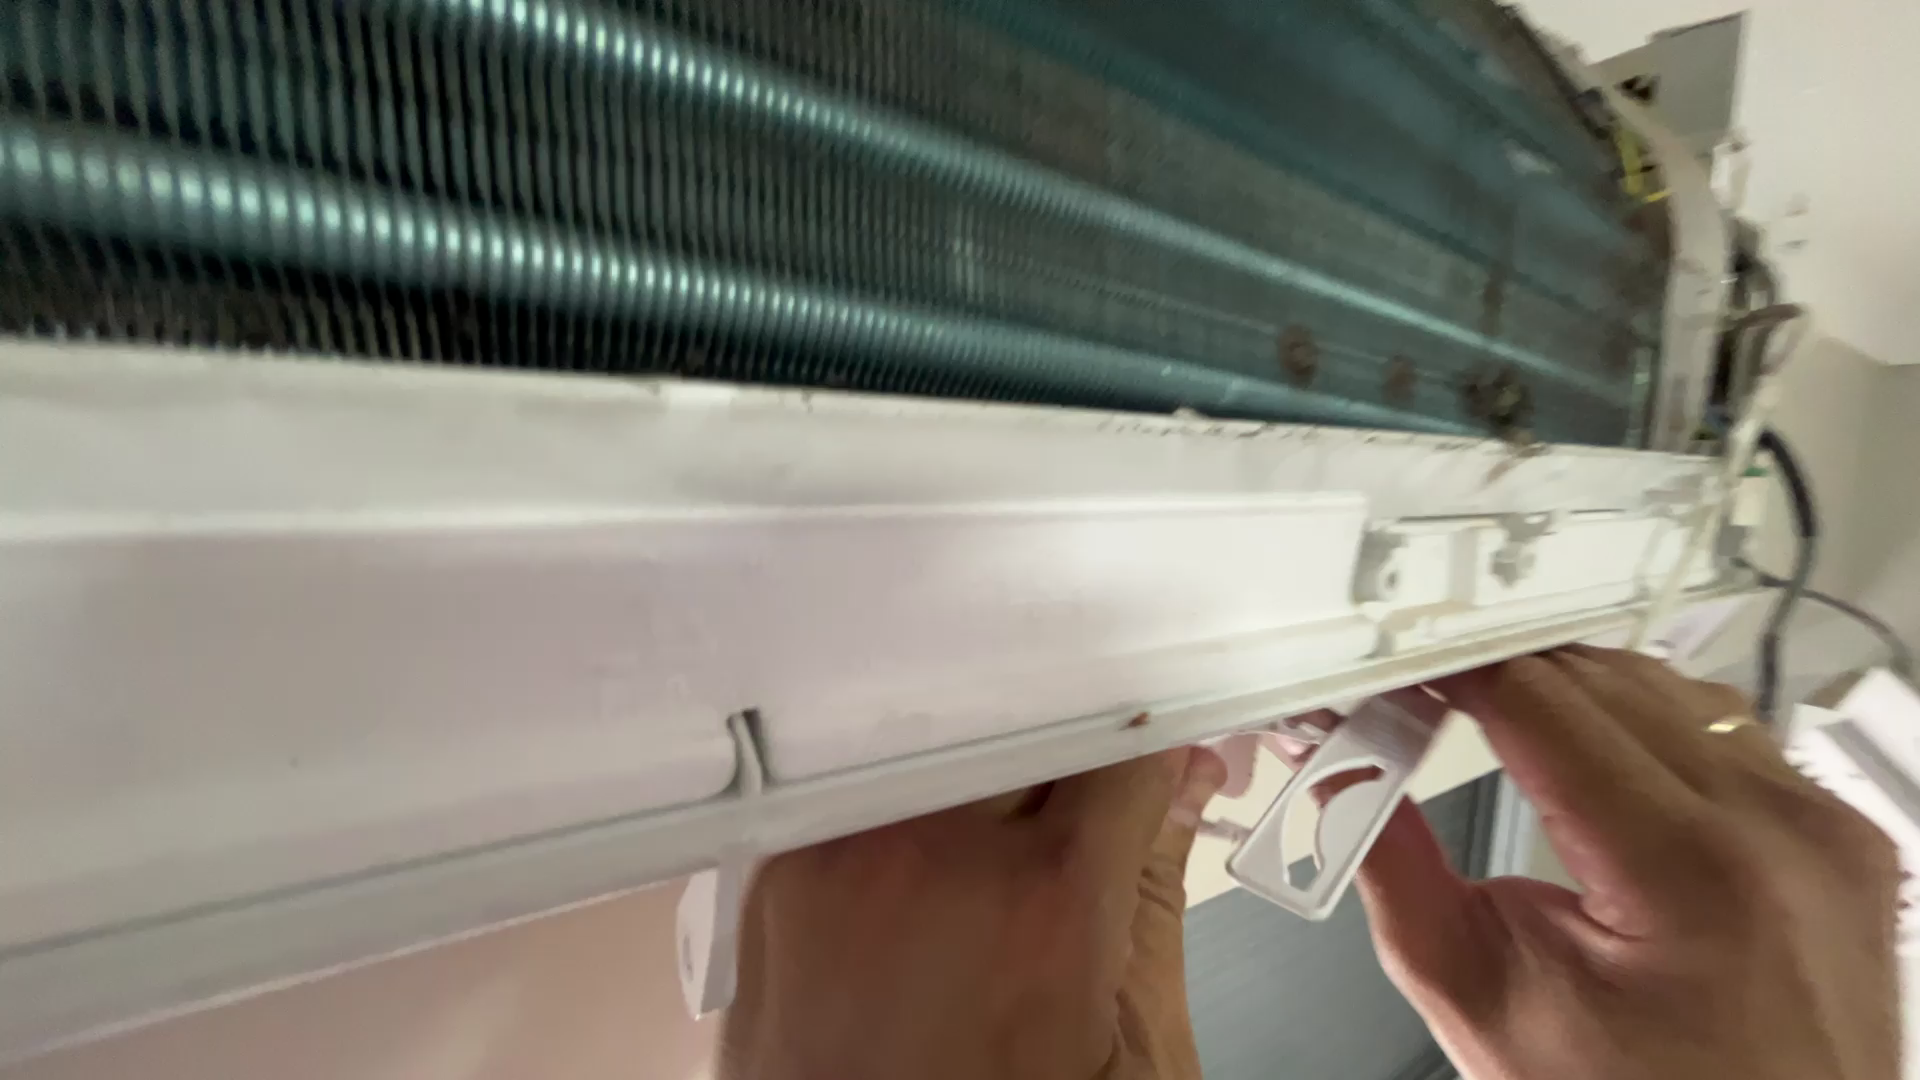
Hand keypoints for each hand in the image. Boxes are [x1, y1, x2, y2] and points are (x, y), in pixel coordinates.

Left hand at [720, 746, 1227, 1079]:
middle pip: (1032, 738)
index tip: (1156, 762)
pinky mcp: (785, 868)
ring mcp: (848, 852)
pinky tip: (926, 859)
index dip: (1153, 753)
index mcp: (1044, 903)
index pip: (1120, 754)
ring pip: (953, 751)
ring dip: (992, 780)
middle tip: (1077, 817)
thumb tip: (1184, 780)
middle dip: (1073, 765)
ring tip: (993, 856)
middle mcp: (935, 854)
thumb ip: (1159, 892)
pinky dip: (917, 807)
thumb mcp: (1130, 1050)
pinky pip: (876, 790)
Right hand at [1343, 647, 1901, 1079]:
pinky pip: (1694, 713)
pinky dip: (1607, 705)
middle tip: (1408, 694)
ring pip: (1638, 677)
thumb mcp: (1459, 978)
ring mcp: (1816, 820)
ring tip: (1469, 710)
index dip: (1443, 668)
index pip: (1534, 698)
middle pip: (1583, 673)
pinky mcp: (1821, 822)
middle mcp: (1778, 829)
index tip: (1385, 670)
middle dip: (1480, 671)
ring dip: (1541, 682)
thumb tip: (1332, 759)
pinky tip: (1556, 735)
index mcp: (1690, 871)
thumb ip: (1383, 854)